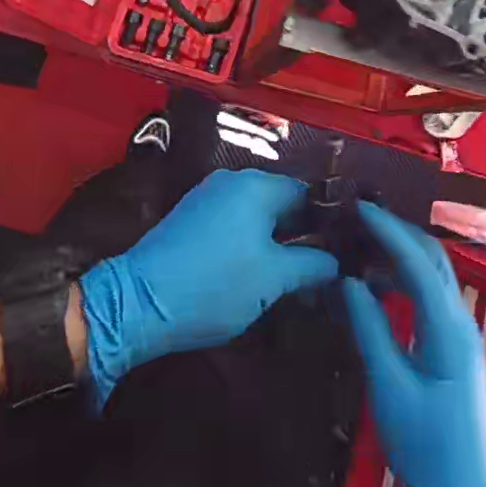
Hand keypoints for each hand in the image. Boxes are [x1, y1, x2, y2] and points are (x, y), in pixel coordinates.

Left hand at [79, 169, 339, 405]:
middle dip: (305, 233)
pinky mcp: (190, 219)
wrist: (137, 304)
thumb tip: (337, 263)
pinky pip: (235, 224)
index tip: (348, 248)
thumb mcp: (274, 279)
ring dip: (279, 241)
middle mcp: (231, 182)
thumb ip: (313, 264)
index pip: (308, 194)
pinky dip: (253, 243)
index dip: (330, 221)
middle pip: (283, 203)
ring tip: (300, 274)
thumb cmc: (215, 286)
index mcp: (255, 186)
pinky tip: (263, 270)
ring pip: (258, 216)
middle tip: (328, 266)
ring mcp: (207, 198)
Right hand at [342, 202, 485, 486]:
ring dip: (399, 254)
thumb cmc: (426, 446)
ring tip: (360, 244)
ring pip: (432, 277)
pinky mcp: (452, 346)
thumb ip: (370, 329)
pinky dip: (403, 280)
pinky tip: (376, 285)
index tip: (358, 207)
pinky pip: (428, 297)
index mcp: (448, 327)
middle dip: (396, 232)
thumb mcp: (389, 386)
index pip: (418, 262)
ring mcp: (460, 333)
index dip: (388, 230)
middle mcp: (461, 321)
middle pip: (432, 260)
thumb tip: (348, 281)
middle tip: (357, 217)